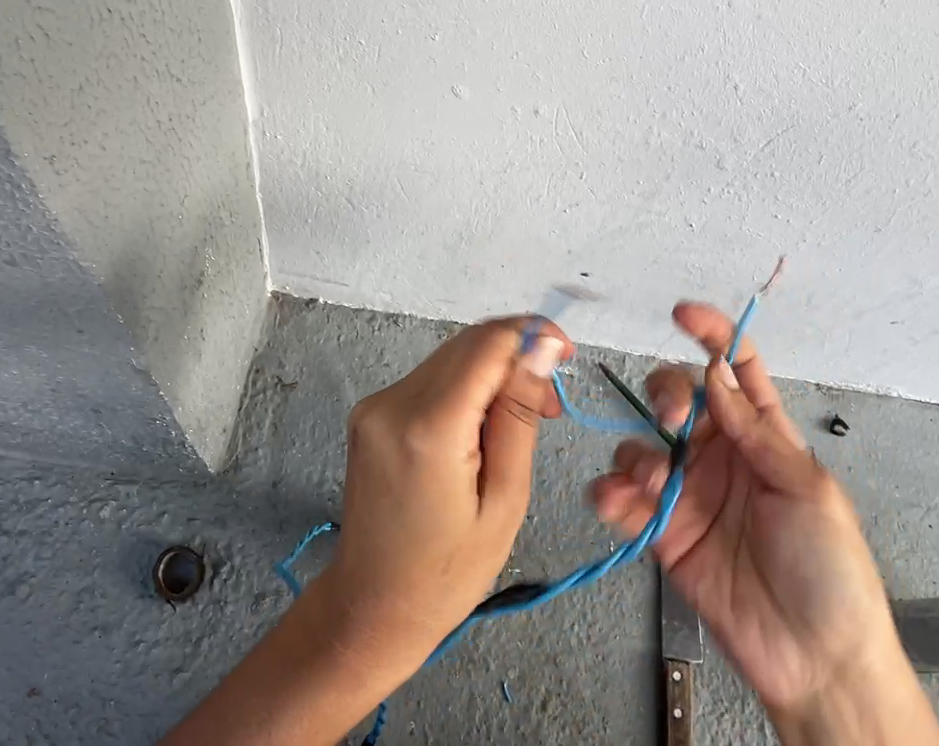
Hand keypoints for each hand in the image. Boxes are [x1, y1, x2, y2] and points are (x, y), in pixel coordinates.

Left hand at [162, 317, 570, 745]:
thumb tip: (539, 347)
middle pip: (468, 343)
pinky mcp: (371, 412)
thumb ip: (519, 414)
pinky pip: (430, 379)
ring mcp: (375, 404)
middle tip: (550, 406)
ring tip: (522, 422)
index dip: (531, 334)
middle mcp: (393, 401)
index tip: (567, 356)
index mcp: (428, 426)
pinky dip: (465, 388)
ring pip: (450, 357)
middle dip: (517, 357)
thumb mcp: (505, 498)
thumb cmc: (450, 571)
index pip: (486, 343)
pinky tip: (483, 428)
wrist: (373, 604)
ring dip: (493, 372)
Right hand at [588, 303, 926, 731]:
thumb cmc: (831, 571)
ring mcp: (688, 492)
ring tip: (652, 487)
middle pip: (677, 398)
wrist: (813, 658)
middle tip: (673, 420)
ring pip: (641, 446)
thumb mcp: (808, 491)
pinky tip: (618, 502)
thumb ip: (756, 432)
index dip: (712, 335)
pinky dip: (610, 493)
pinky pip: (622, 498)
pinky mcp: (661, 532)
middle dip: (665, 395)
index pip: (736, 370)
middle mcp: (721, 456)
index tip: (683, 314)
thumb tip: (718, 374)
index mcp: (764, 437)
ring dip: (637, 455)